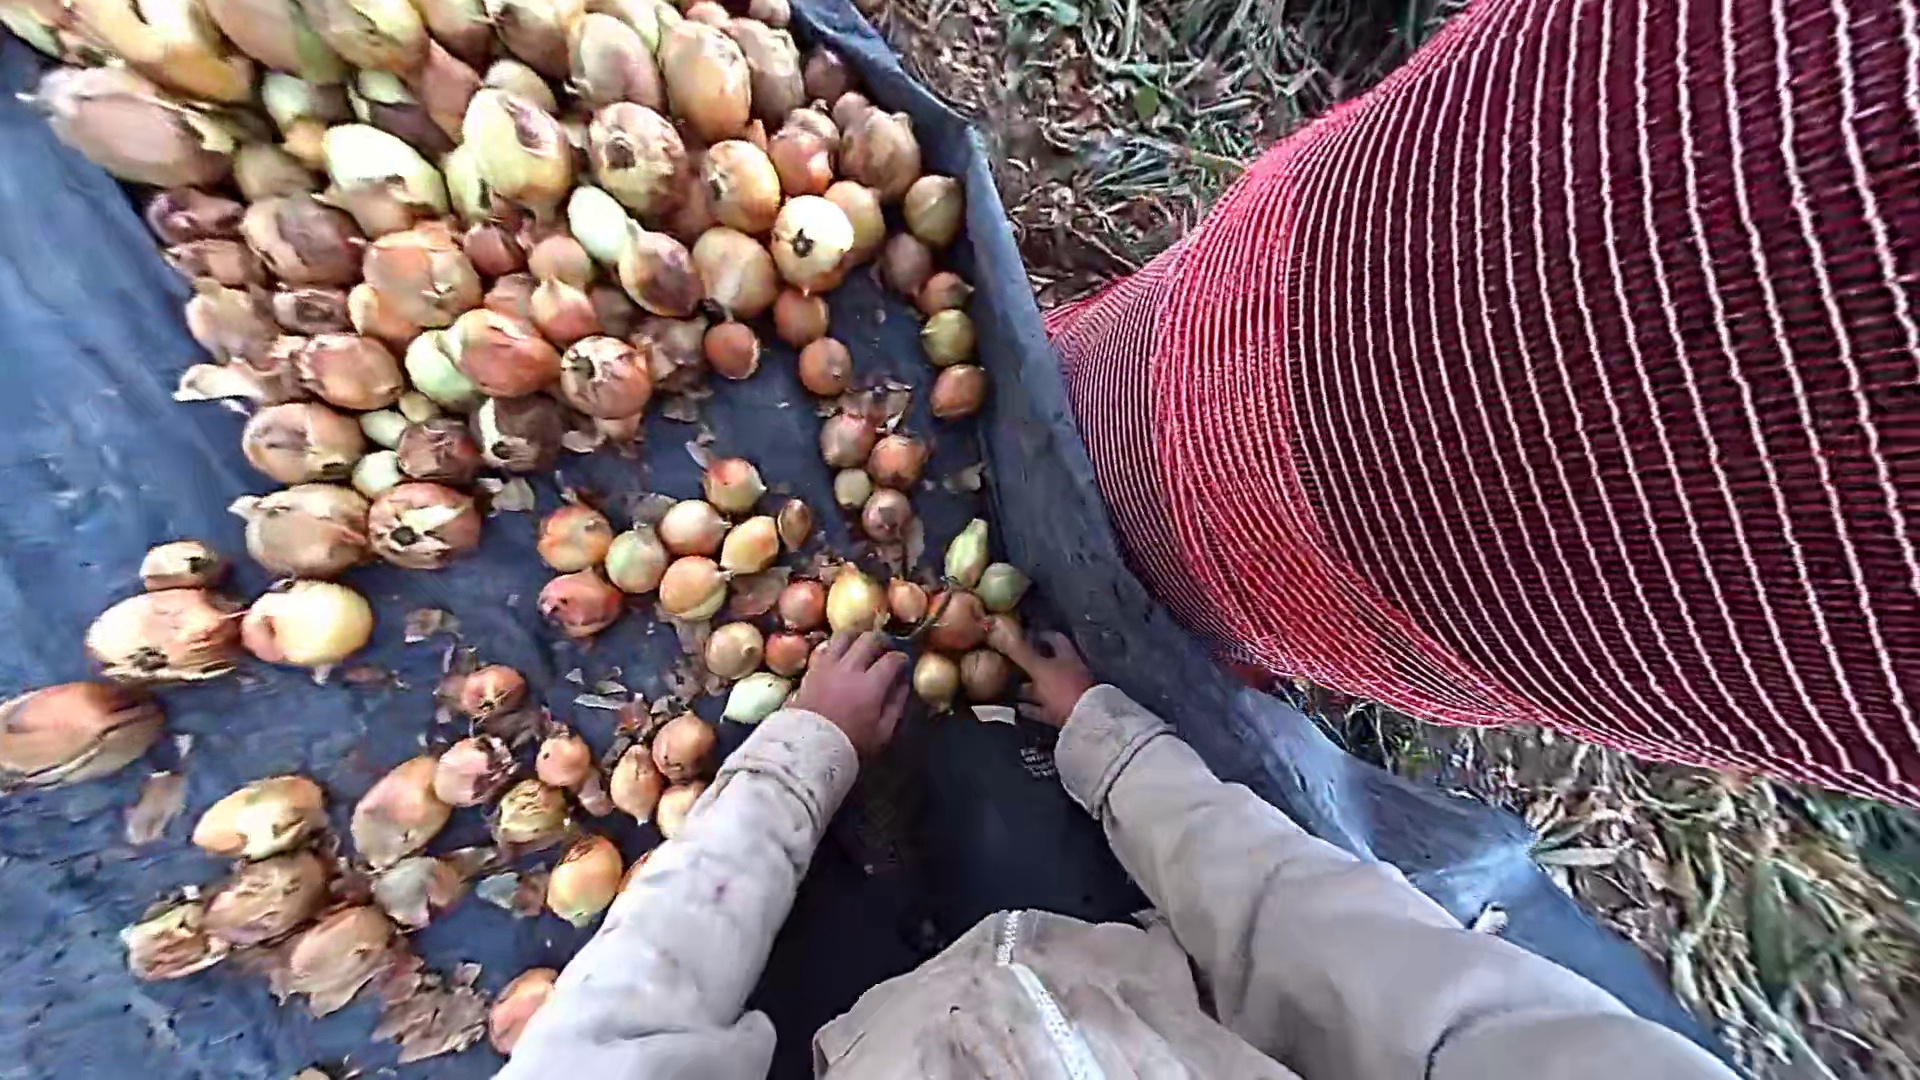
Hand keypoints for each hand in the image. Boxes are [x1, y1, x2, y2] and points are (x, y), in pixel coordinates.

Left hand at [787, 632, 908, 759]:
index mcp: (871, 685)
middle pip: (870, 639)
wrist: (806, 751)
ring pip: (845, 636)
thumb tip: (903, 683)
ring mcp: (828, 666)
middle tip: (886, 648)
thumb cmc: (849, 745)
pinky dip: (839, 646)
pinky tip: (842, 654)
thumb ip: (896, 705)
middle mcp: (850, 668)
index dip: (902, 657)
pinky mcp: (812, 669)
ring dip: (858, 636)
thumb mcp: (882, 733)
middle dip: (883, 640)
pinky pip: (827, 647)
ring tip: (863, 644)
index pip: (892, 659)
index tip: (904, 662)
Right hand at [986, 622, 1095, 727]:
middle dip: (1029, 663)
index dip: (1038, 635)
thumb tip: (1003, 633)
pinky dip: (1031, 708)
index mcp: (1066, 656)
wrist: (1084, 722)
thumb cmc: (1062, 688)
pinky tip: (1017, 709)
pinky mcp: (1064, 713)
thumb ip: (1022, 653)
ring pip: (1045, 686)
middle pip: (1048, 663)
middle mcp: (1069, 671)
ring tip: (1008, 685)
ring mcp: (1068, 693)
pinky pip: (1044, 708)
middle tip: (1009, 663)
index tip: (1020, 636)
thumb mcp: (1039, 668)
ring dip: (1029, 687)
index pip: (1053, 638)